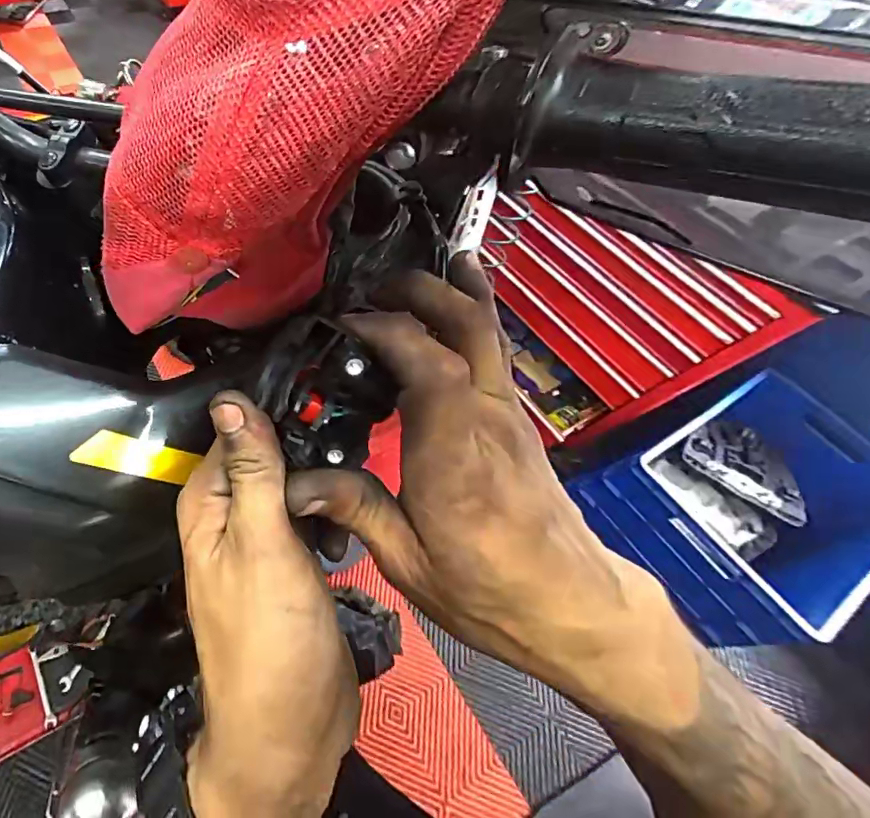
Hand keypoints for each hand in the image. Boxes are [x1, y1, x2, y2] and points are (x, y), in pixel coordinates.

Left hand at [178, 393, 358, 817]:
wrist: (293, 734)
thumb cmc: (270, 638)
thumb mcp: (261, 544)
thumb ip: (251, 471)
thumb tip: (229, 398)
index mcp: (208, 501)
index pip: (237, 431)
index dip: (275, 412)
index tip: (320, 394)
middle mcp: (229, 513)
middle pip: (268, 455)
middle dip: (304, 450)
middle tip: (346, 448)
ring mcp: (262, 538)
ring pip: (292, 484)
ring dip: (321, 483)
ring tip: (348, 493)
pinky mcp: (291, 559)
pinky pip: (308, 516)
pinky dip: (328, 513)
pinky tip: (346, 525)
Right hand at [285, 254, 691, 713]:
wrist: (575, 610)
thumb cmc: (492, 593)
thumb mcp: (411, 564)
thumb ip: (357, 509)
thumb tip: (294, 482)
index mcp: (454, 455)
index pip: (429, 365)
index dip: (386, 330)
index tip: (344, 322)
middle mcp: (486, 419)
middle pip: (467, 328)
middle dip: (422, 291)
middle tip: (374, 283)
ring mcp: (507, 413)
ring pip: (488, 331)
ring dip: (456, 289)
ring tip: (430, 260)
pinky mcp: (515, 418)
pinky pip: (494, 349)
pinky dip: (476, 313)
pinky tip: (463, 298)